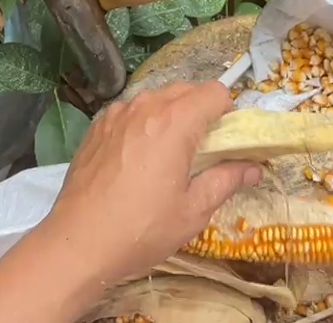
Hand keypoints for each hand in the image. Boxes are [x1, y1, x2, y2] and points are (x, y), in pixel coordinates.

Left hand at [36, 80, 262, 285]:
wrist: (78, 242)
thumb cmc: (141, 229)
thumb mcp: (192, 211)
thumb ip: (226, 180)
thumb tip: (254, 167)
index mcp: (175, 121)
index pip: (215, 92)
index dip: (228, 111)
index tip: (226, 140)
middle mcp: (146, 105)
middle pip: (186, 90)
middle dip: (201, 112)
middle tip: (201, 151)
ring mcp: (118, 111)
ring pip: (156, 98)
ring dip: (170, 115)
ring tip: (166, 155)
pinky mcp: (98, 124)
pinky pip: (131, 111)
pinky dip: (142, 123)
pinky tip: (135, 158)